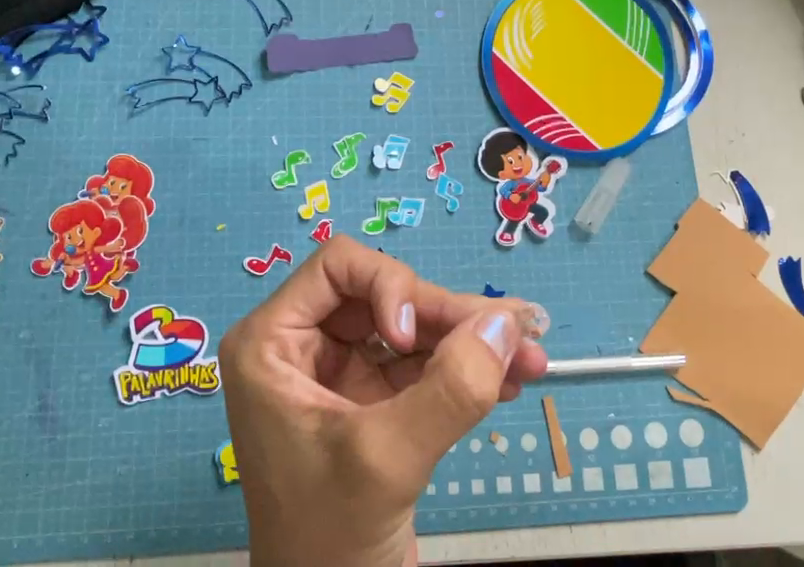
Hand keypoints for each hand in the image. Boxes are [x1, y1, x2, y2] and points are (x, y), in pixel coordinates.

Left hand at [220, 238, 548, 566]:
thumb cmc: (329, 536)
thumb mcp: (385, 459)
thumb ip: (448, 390)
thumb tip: (506, 324)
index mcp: (272, 343)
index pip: (337, 268)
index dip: (386, 286)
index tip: (412, 339)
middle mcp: (303, 347)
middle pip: (385, 296)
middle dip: (448, 316)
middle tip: (516, 333)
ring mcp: (340, 376)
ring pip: (412, 328)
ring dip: (469, 339)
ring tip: (531, 355)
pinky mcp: (373, 404)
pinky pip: (423, 366)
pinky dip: (466, 368)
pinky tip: (510, 378)